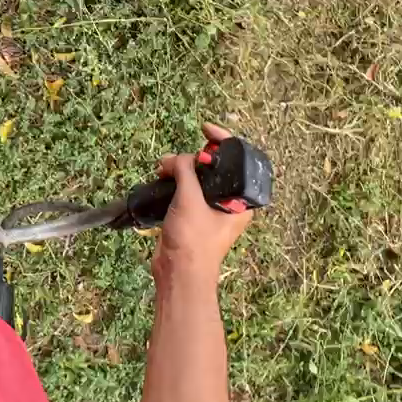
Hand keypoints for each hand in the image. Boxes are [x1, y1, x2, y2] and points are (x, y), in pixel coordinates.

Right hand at [152, 123, 252, 288]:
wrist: (179, 273)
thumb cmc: (194, 239)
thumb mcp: (190, 199)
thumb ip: (186, 171)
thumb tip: (176, 158)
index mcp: (240, 200)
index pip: (238, 161)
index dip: (223, 140)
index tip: (205, 128)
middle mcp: (228, 202)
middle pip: (214, 167)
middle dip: (192, 157)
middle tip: (172, 159)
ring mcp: (209, 209)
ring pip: (196, 177)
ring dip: (178, 169)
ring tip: (161, 169)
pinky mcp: (191, 215)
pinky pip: (185, 189)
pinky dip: (173, 181)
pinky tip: (160, 178)